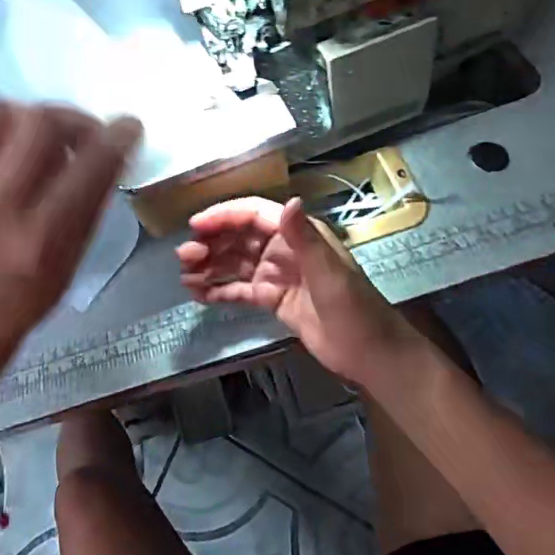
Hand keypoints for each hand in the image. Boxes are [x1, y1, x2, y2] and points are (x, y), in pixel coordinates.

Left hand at [0, 103, 140, 357]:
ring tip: (32, 138)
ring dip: (24, 117)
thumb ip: (94, 195)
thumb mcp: (77, 253)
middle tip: (77, 133)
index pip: (89, 166)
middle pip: (38, 123)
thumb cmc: (32, 289)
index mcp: (39, 238)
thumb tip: (112, 139)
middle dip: (70, 119)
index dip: (118, 136)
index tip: (128, 126)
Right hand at [178, 197, 414, 386]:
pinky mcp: (273, 299)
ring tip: (184, 274)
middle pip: (240, 237)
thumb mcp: (329, 272)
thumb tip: (290, 201)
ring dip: (210, 265)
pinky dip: (219, 289)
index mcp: (299, 234)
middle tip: (185, 256)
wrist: (370, 353)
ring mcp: (277, 274)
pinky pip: (240, 289)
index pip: (254, 214)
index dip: (224, 216)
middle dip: (211, 242)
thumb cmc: (353, 308)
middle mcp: (284, 248)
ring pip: (236, 262)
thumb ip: (305, 238)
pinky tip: (197, 293)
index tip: (196, 225)